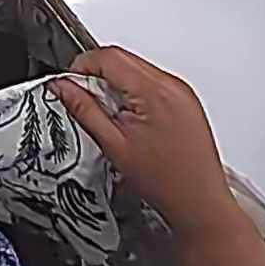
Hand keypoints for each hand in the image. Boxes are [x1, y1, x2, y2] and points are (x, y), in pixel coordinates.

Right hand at [54, 46, 238, 238]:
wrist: (203, 208)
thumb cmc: (167, 184)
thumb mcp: (114, 145)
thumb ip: (84, 108)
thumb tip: (61, 85)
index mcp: (155, 92)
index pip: (109, 57)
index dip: (83, 65)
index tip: (70, 82)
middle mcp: (172, 85)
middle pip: (122, 58)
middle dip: (97, 73)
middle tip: (86, 99)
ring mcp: (181, 90)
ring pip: (134, 66)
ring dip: (115, 81)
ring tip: (112, 113)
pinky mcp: (185, 97)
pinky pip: (149, 78)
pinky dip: (132, 89)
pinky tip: (130, 117)